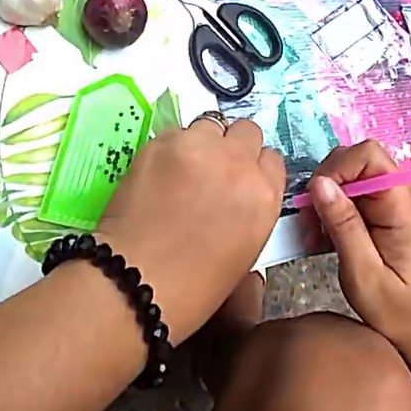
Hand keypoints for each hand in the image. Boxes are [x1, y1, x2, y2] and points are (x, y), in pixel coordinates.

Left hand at [93, 116, 285, 340]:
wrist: (138, 279)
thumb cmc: (195, 286)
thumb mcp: (245, 250)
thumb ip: (251, 210)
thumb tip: (237, 195)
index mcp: (264, 195)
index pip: (272, 159)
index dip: (254, 167)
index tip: (241, 177)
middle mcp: (237, 162)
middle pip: (246, 131)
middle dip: (232, 146)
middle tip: (214, 167)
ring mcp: (198, 147)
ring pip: (210, 124)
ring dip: (202, 142)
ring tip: (184, 167)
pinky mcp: (161, 142)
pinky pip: (175, 133)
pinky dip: (171, 148)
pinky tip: (159, 173)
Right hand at [309, 141, 410, 376]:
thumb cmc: (396, 309)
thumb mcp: (363, 273)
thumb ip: (344, 225)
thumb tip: (319, 183)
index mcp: (405, 206)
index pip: (369, 155)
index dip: (338, 169)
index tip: (318, 201)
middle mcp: (403, 192)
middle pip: (356, 158)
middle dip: (327, 183)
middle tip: (313, 220)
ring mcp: (394, 198)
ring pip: (349, 172)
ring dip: (326, 196)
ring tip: (318, 231)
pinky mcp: (383, 206)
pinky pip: (351, 189)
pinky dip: (332, 206)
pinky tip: (326, 233)